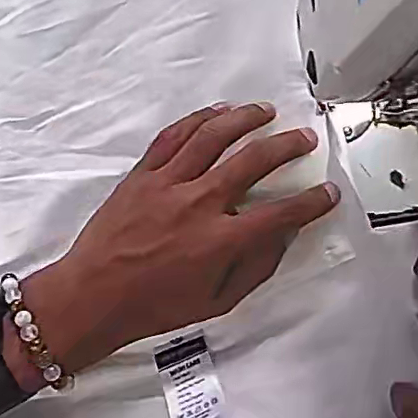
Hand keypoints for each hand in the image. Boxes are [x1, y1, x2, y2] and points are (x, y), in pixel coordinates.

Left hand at [27, 103, 340, 371]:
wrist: (92, 296)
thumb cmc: (150, 305)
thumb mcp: (214, 302)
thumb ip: (254, 269)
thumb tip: (280, 240)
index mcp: (219, 241)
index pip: (281, 213)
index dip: (311, 202)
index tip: (325, 193)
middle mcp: (197, 204)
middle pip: (254, 161)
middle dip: (287, 146)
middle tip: (302, 139)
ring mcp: (167, 184)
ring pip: (213, 137)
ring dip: (245, 119)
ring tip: (264, 112)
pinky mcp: (142, 175)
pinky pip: (173, 137)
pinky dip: (197, 120)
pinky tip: (215, 114)